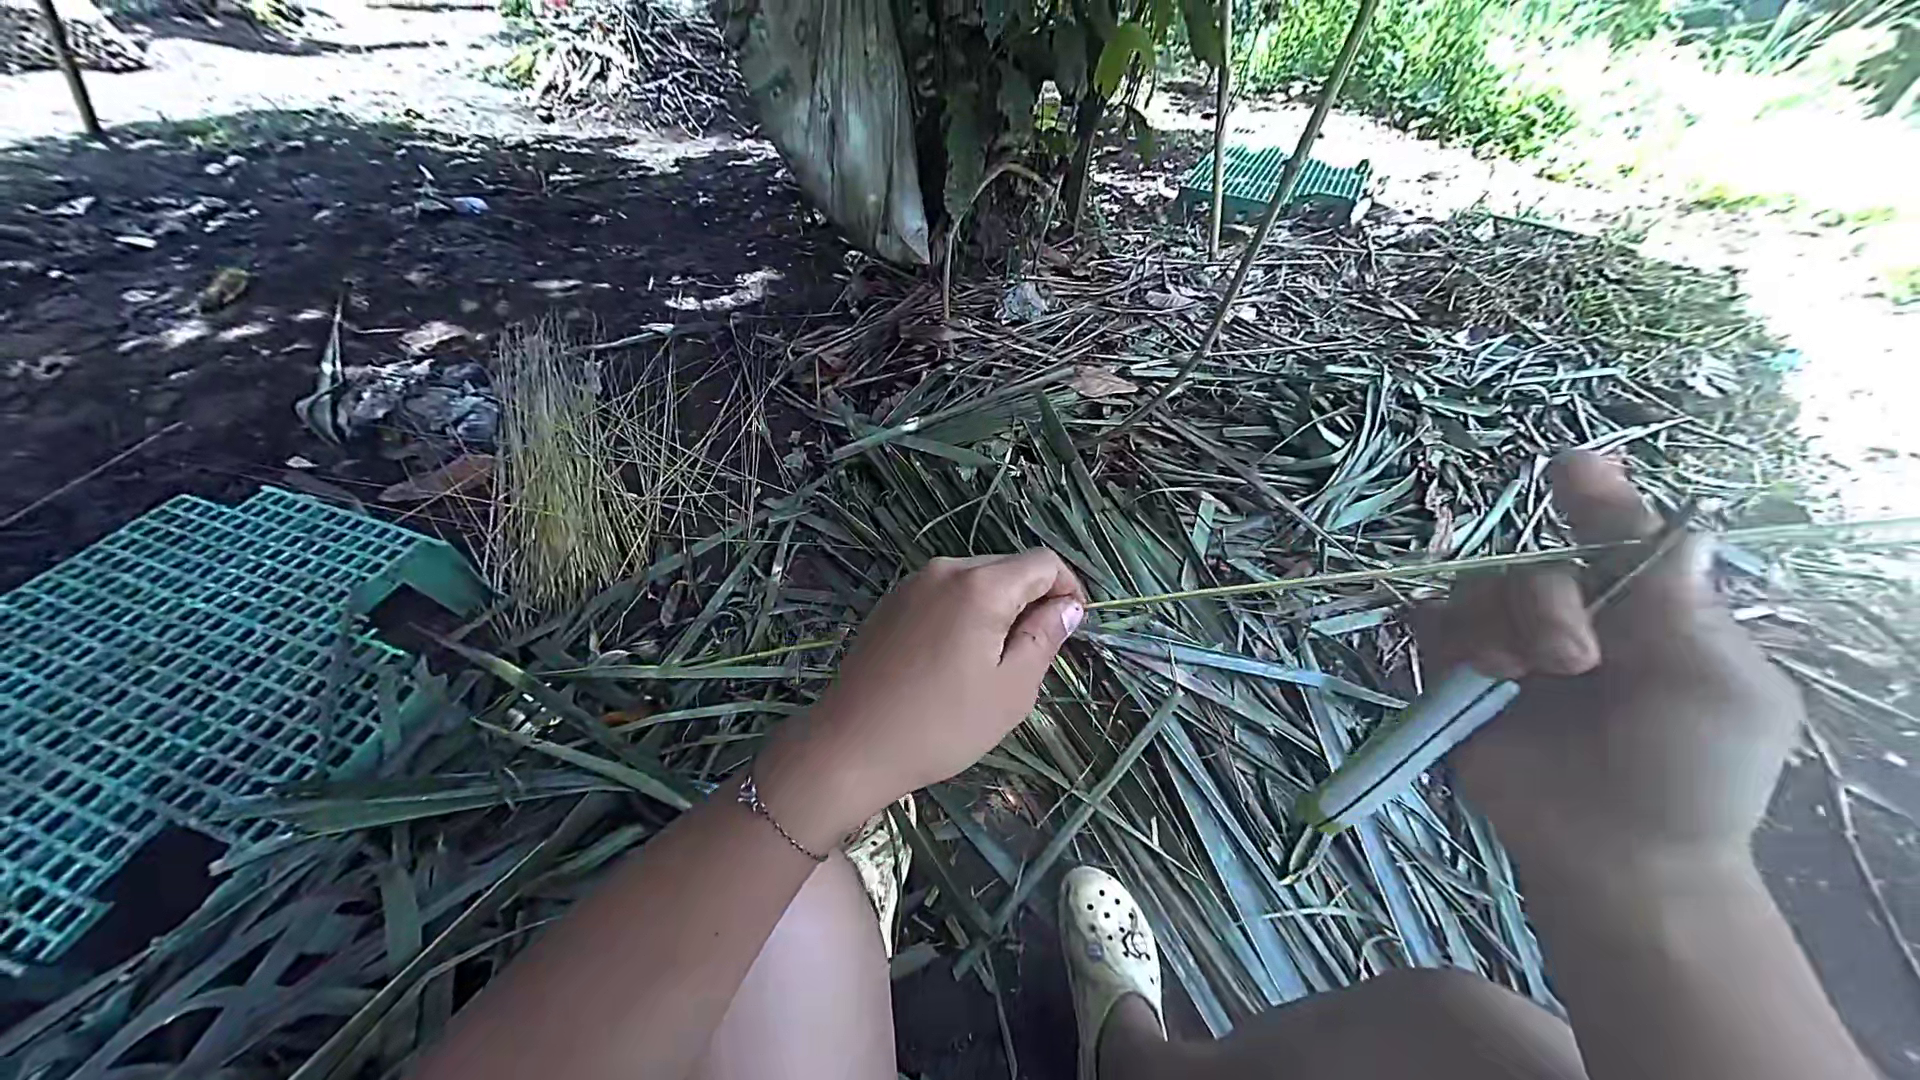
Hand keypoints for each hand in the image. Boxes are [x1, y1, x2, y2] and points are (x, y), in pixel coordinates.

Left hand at [753, 550, 1083, 847]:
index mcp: (980, 585)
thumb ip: (1045, 637)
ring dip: (998, 606)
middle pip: (1008, 566)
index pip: (1043, 562)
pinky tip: (953, 655)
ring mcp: (912, 583)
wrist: (851, 744)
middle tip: (1033, 652)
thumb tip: (1068, 606)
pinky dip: (964, 611)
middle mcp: (945, 569)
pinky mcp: (891, 601)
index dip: (1068, 588)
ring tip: (992, 659)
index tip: (1071, 627)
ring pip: (975, 579)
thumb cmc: (942, 724)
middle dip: (1032, 598)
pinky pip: (944, 592)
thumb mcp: (1011, 689)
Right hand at [1419, 452, 1802, 878]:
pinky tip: (1479, 675)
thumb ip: (1685, 612)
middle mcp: (1568, 619)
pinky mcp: (1453, 673)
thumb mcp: (1719, 692)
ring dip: (1495, 627)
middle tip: (1572, 662)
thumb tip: (1682, 528)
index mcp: (1642, 614)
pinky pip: (1430, 626)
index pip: (1614, 539)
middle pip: (1527, 566)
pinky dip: (1449, 639)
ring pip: (1471, 591)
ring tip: (1518, 678)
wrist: (1612, 850)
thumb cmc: (1693, 775)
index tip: (1570, 464)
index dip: (1593, 499)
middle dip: (1542, 603)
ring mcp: (1504, 646)